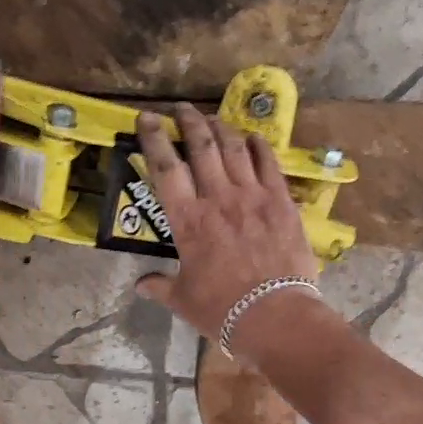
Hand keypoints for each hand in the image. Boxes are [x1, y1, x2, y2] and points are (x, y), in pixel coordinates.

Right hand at [132, 103, 319, 343]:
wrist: (273, 315)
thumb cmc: (221, 310)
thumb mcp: (183, 300)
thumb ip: (161, 286)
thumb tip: (141, 286)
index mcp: (187, 220)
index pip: (165, 167)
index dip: (154, 137)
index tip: (147, 118)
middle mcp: (217, 198)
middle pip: (201, 145)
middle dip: (189, 121)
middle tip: (181, 108)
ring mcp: (252, 196)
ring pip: (234, 148)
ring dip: (221, 127)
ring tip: (212, 118)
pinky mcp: (281, 201)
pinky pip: (269, 163)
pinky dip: (259, 145)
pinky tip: (253, 137)